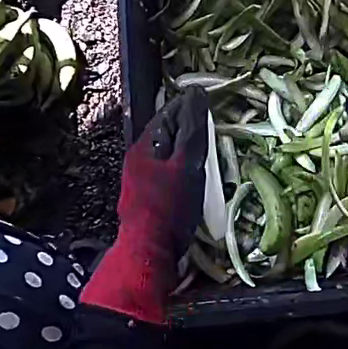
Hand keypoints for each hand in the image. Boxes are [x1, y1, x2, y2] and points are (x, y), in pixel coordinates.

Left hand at [80, 89, 209, 323]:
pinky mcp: (146, 198)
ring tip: (205, 148)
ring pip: (165, 154)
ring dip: (184, 149)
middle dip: (186, 126)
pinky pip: (166, 172)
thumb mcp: (187, 165)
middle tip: (210, 124)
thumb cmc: (169, 206)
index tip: (207, 100)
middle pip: (165, 134)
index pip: (167, 114)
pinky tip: (193, 176)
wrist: (149, 253)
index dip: (187, 105)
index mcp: (145, 146)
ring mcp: (139, 179)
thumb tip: (196, 95)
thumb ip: (192, 131)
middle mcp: (137, 159)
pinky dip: (180, 168)